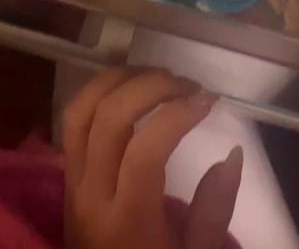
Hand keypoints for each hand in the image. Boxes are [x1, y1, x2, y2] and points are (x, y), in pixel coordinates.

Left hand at [62, 67, 242, 248]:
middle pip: (108, 118)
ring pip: (83, 110)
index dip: (176, 116)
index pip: (144, 152)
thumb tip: (233, 154)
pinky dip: (99, 91)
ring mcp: (72, 181)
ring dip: (120, 79)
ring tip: (159, 76)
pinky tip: (130, 88)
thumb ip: (214, 210)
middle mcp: (92, 195)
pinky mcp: (65, 173)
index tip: (207, 101)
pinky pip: (73, 119)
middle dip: (151, 86)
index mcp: (127, 221)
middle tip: (187, 84)